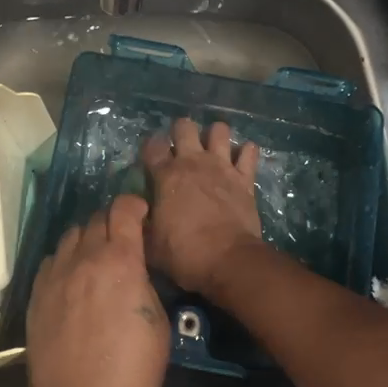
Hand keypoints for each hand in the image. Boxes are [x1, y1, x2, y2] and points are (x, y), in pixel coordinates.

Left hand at [26, 194, 167, 386]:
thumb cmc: (133, 369)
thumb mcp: (158, 321)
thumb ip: (144, 282)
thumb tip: (135, 268)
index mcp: (121, 260)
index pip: (123, 208)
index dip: (134, 204)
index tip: (141, 213)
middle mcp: (85, 258)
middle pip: (96, 218)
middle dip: (112, 223)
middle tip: (122, 240)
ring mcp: (56, 276)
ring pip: (71, 235)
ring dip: (87, 239)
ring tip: (95, 258)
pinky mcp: (36, 296)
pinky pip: (51, 261)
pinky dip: (64, 261)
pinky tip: (72, 280)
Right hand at [142, 118, 263, 295]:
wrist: (227, 259)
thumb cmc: (184, 252)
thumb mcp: (150, 243)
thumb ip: (142, 221)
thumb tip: (138, 211)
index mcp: (167, 174)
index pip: (153, 145)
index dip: (151, 146)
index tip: (152, 155)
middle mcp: (194, 161)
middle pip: (185, 126)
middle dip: (182, 131)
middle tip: (182, 146)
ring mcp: (222, 165)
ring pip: (219, 130)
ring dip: (215, 135)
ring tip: (213, 148)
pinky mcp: (245, 176)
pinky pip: (249, 152)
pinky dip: (246, 152)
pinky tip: (242, 159)